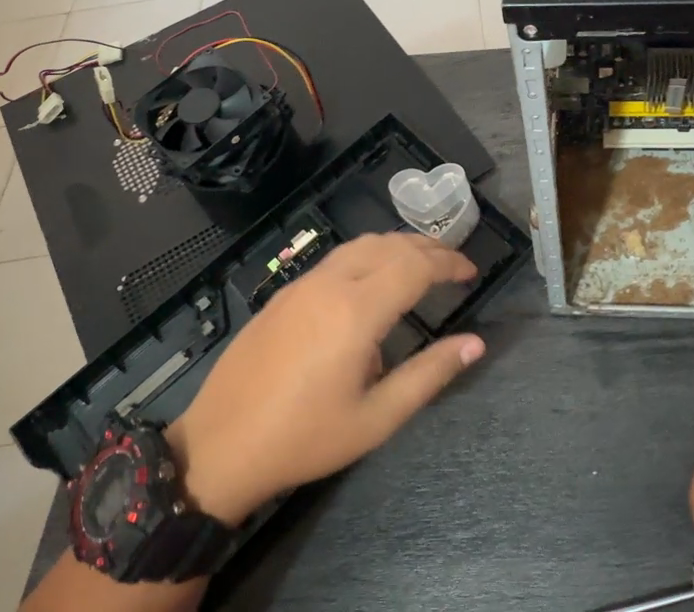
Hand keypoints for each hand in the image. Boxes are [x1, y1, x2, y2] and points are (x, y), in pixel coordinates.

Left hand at [164, 234, 484, 525]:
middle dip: (427, 248)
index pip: (415, 266)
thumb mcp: (376, 418)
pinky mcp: (282, 296)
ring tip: (421, 264)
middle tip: (454, 264)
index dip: (448, 263)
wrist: (219, 447)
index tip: (471, 272)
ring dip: (396, 247)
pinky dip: (368, 256)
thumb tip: (474, 344)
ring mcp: (300, 286)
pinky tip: (373, 283)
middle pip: (389, 245)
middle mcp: (329, 285)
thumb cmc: (304, 438)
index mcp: (356, 312)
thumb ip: (429, 375)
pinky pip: (335, 259)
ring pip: (359, 245)